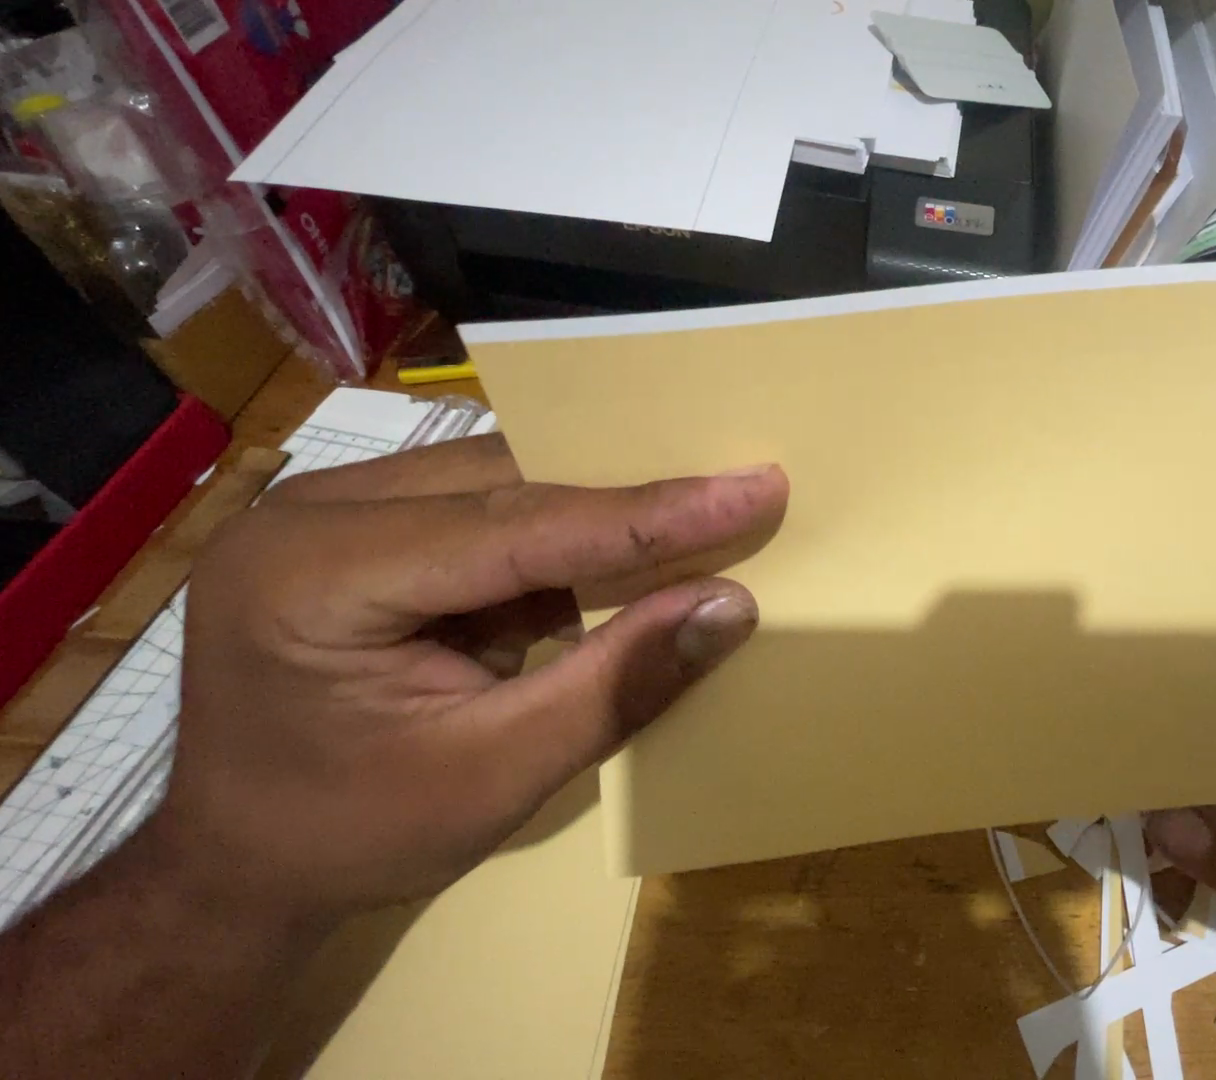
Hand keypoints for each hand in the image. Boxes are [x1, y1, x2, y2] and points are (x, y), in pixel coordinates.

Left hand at [155, 434, 787, 924]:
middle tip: (746, 492)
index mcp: (319, 574)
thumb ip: (618, 682)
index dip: (654, 514)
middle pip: (519, 482)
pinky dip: (577, 534)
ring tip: (708, 517)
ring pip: (516, 481)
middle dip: (639, 497)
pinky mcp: (380, 529)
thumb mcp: (499, 773)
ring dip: (611, 509)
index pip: (524, 524)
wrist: (241, 865)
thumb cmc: (355, 834)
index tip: (756, 488)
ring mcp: (345, 513)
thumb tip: (730, 604)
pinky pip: (503, 507)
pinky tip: (633, 552)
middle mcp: (321, 513)